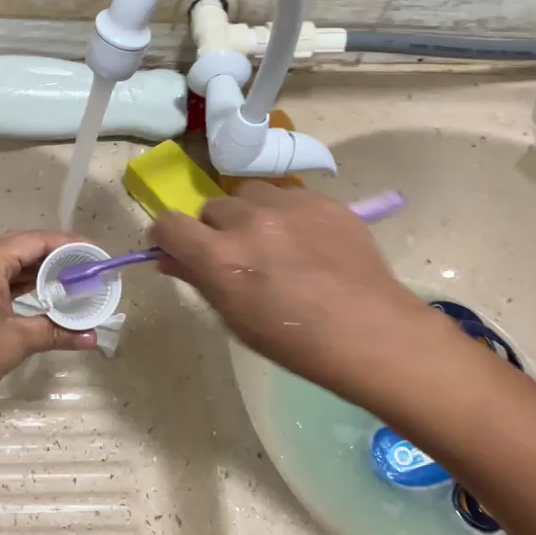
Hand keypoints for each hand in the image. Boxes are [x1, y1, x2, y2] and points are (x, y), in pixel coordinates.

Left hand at [0, 230, 96, 428]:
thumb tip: (92, 338)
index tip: (94, 253)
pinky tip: (43, 298)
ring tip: (73, 282)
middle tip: (87, 268)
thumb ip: (56, 332)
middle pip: (23, 248)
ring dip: (40, 273)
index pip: (35, 241)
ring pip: (10, 266)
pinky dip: (23, 286)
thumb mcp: (17, 341)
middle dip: (56, 257)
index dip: (68, 244)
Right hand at [150, 183, 448, 402]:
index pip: (168, 224)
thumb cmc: (293, 340)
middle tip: (237, 256)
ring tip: (271, 241)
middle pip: (211, 208)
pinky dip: (286, 214)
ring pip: (249, 194)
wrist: (368, 332)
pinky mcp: (323, 200)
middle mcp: (249, 220)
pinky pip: (288, 195)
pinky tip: (306, 241)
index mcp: (220, 256)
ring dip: (249, 214)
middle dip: (214, 229)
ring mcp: (289, 205)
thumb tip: (169, 259)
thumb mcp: (234, 318)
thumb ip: (198, 280)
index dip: (167, 237)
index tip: (177, 250)